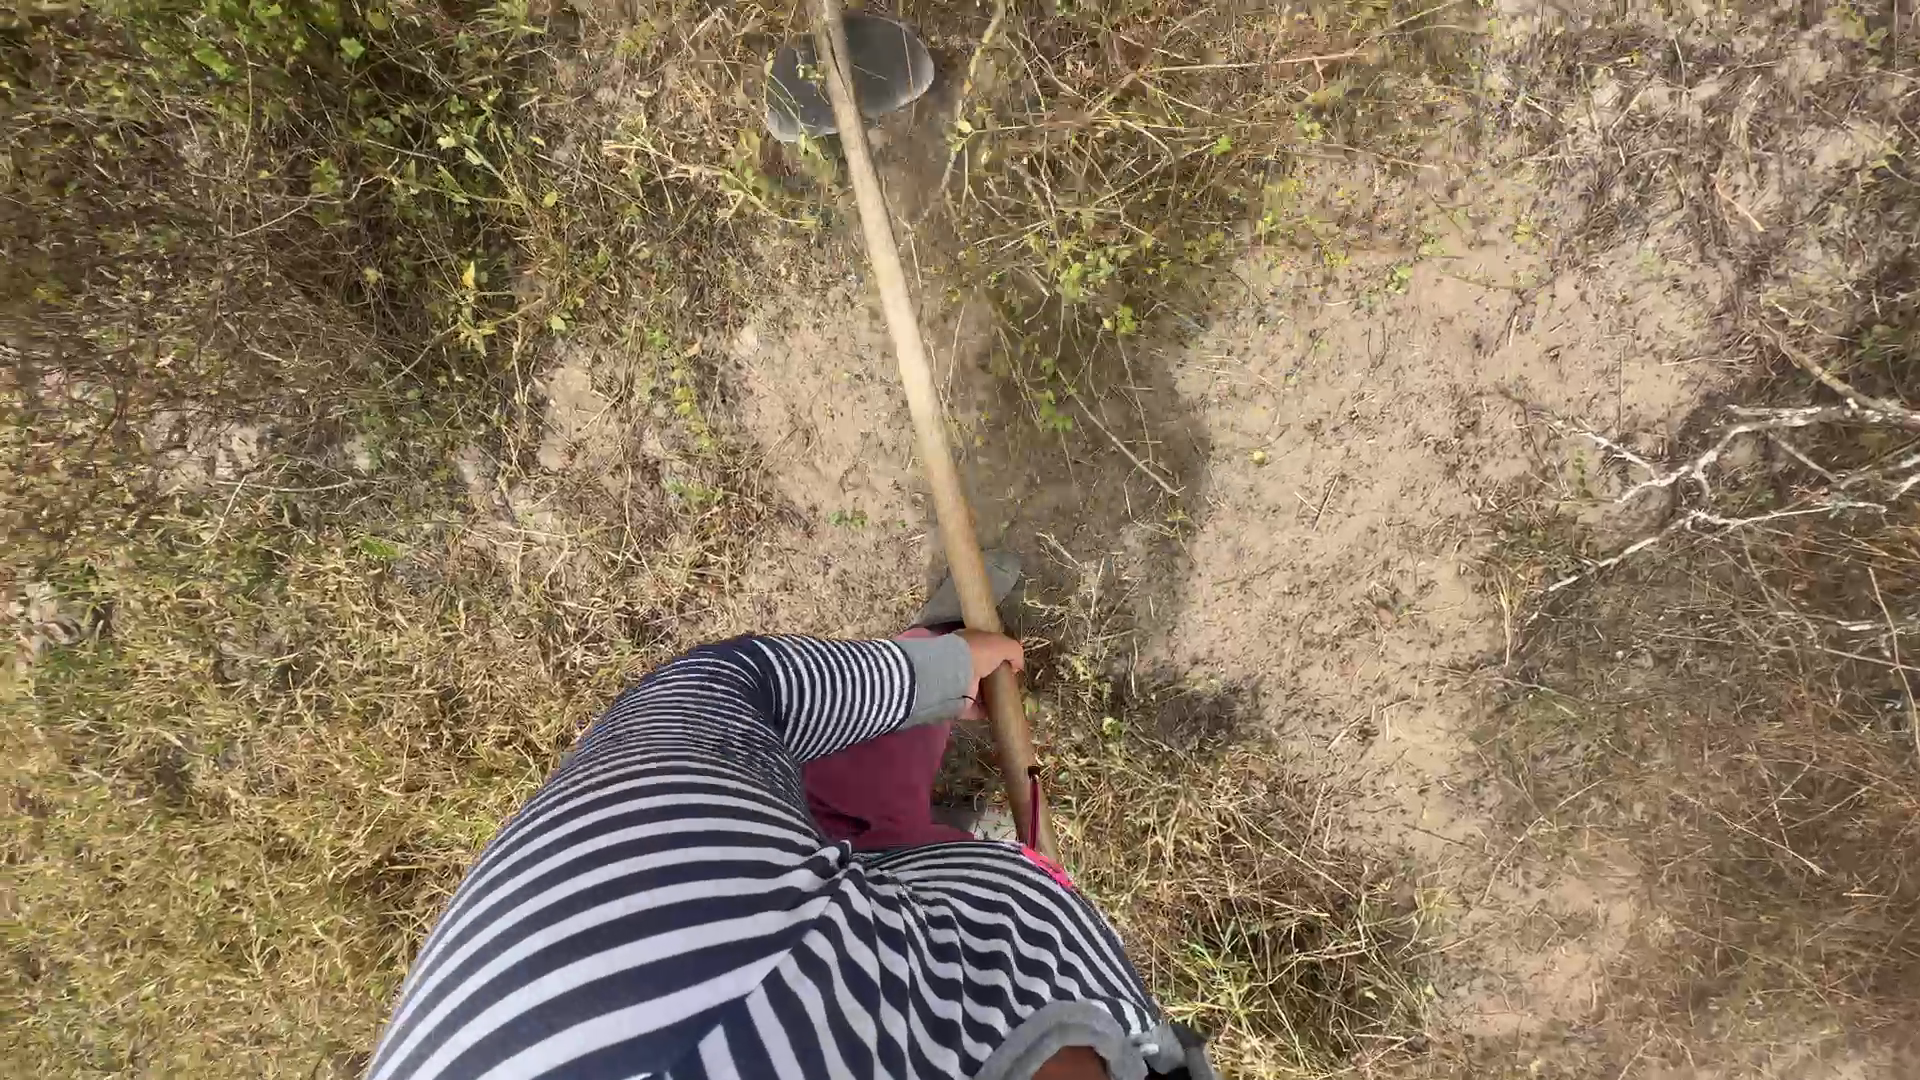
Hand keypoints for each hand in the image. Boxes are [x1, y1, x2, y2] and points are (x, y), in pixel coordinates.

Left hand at [955, 629, 1022, 720]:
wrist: (955, 672)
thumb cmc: (978, 652)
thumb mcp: (1002, 643)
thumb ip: (1014, 651)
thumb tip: (1017, 665)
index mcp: (970, 642)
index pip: (986, 648)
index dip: (999, 655)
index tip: (1012, 666)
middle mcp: (963, 661)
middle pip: (984, 671)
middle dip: (997, 678)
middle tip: (1011, 684)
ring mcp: (959, 683)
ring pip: (980, 690)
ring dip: (992, 695)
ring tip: (1008, 699)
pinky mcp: (959, 703)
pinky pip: (976, 708)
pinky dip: (987, 711)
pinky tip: (999, 711)